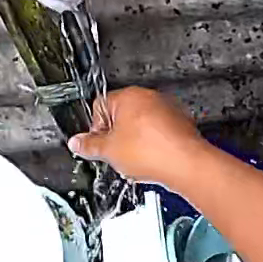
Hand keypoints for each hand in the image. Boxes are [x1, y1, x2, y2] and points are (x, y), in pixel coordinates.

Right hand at [67, 86, 210, 186]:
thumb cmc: (152, 152)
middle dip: (116, 137)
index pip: (99, 107)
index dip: (96, 129)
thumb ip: (89, 146)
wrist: (185, 164)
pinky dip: (153, 146)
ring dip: (134, 143)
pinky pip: (158, 134)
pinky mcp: (179, 125)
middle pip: (120, 116)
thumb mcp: (109, 152)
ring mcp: (166, 110)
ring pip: (140, 126)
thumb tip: (77, 143)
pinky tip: (152, 160)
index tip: (98, 145)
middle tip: (117, 154)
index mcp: (128, 97)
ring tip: (136, 160)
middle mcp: (149, 98)